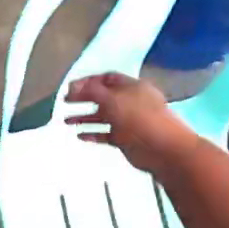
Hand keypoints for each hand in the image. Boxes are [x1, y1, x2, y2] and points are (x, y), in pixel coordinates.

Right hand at [65, 72, 207, 176]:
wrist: (163, 149)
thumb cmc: (138, 119)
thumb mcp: (112, 100)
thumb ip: (91, 91)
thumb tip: (72, 86)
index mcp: (132, 87)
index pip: (107, 78)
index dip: (88, 81)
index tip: (69, 88)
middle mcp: (130, 102)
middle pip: (103, 96)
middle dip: (83, 98)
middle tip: (65, 102)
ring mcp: (128, 121)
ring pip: (102, 116)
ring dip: (84, 117)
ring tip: (66, 121)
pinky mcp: (125, 138)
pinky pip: (105, 133)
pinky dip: (93, 134)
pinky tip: (80, 136)